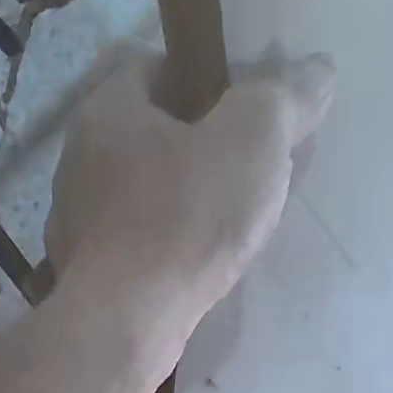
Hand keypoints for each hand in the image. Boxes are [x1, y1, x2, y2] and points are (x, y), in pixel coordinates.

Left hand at [45, 51, 334, 317]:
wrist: (128, 323)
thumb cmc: (185, 218)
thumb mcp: (253, 140)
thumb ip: (286, 100)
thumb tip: (316, 75)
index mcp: (106, 112)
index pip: (151, 69)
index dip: (201, 80)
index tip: (241, 109)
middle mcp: (78, 164)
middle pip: (146, 139)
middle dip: (194, 151)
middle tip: (243, 171)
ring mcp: (76, 228)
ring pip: (139, 201)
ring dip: (178, 207)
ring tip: (225, 227)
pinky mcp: (86, 279)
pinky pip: (133, 251)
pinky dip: (162, 254)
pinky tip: (194, 271)